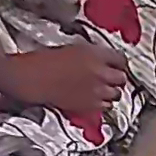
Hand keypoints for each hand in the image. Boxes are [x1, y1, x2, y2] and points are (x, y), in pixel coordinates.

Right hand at [0, 44, 126, 112]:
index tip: (117, 65)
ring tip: (102, 89)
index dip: (119, 63)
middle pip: (122, 78)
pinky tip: (95, 99)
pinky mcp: (91, 105)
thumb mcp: (72, 49)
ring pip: (117, 94)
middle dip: (117, 78)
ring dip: (112, 92)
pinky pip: (108, 106)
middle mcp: (100, 73)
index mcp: (94, 54)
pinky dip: (104, 103)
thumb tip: (103, 61)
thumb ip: (92, 56)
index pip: (121, 59)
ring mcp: (97, 90)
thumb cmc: (46, 61)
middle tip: (111, 78)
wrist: (33, 79)